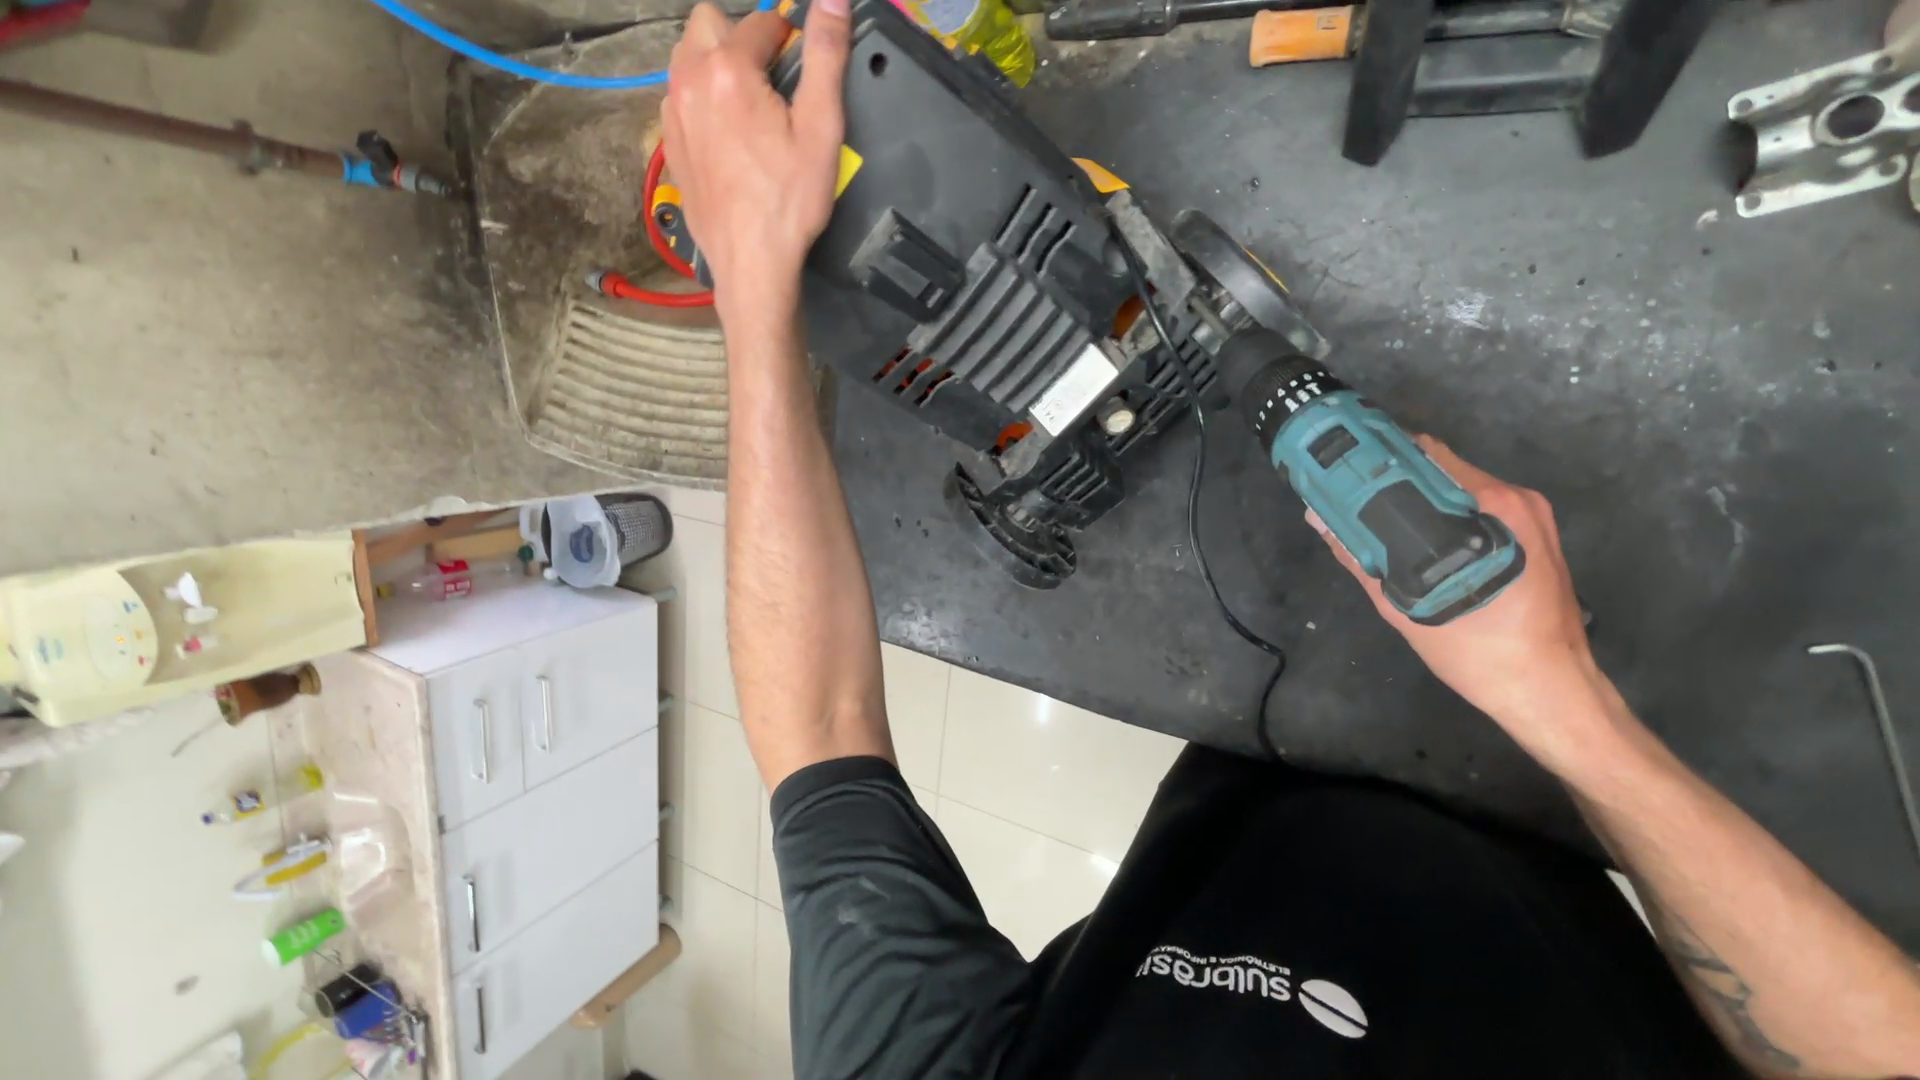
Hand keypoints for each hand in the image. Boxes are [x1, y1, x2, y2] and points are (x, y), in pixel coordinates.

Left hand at [662, 0, 849, 317]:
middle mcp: (688, 79)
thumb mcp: (821, 128)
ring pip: (687, 57)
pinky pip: (679, 97)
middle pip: (708, 23)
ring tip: (748, 106)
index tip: (802, 73)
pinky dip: (701, 100)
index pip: (762, 21)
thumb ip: (826, 55)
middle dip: (741, 39)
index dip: (789, 41)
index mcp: (728, 68)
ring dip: (716, 64)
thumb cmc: (790, 201)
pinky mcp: (668, 143)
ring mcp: (672, 112)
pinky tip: (729, 137)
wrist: (751, 261)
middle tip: (771, 82)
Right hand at [1312, 437, 1606, 743]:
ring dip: (1421, 502)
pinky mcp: (1535, 538)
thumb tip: (1322, 519)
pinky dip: (1445, 520)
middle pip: (1444, 471)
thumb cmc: (1482, 651)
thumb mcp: (1407, 606)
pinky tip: (1416, 543)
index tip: (1347, 466)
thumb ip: (1361, 558)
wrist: (1550, 691)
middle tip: (1353, 497)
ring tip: (1378, 521)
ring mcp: (1532, 519)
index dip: (1383, 457)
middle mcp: (1518, 501)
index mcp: (1495, 507)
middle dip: (1397, 481)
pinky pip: (1479, 514)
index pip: (1428, 455)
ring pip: (1461, 493)